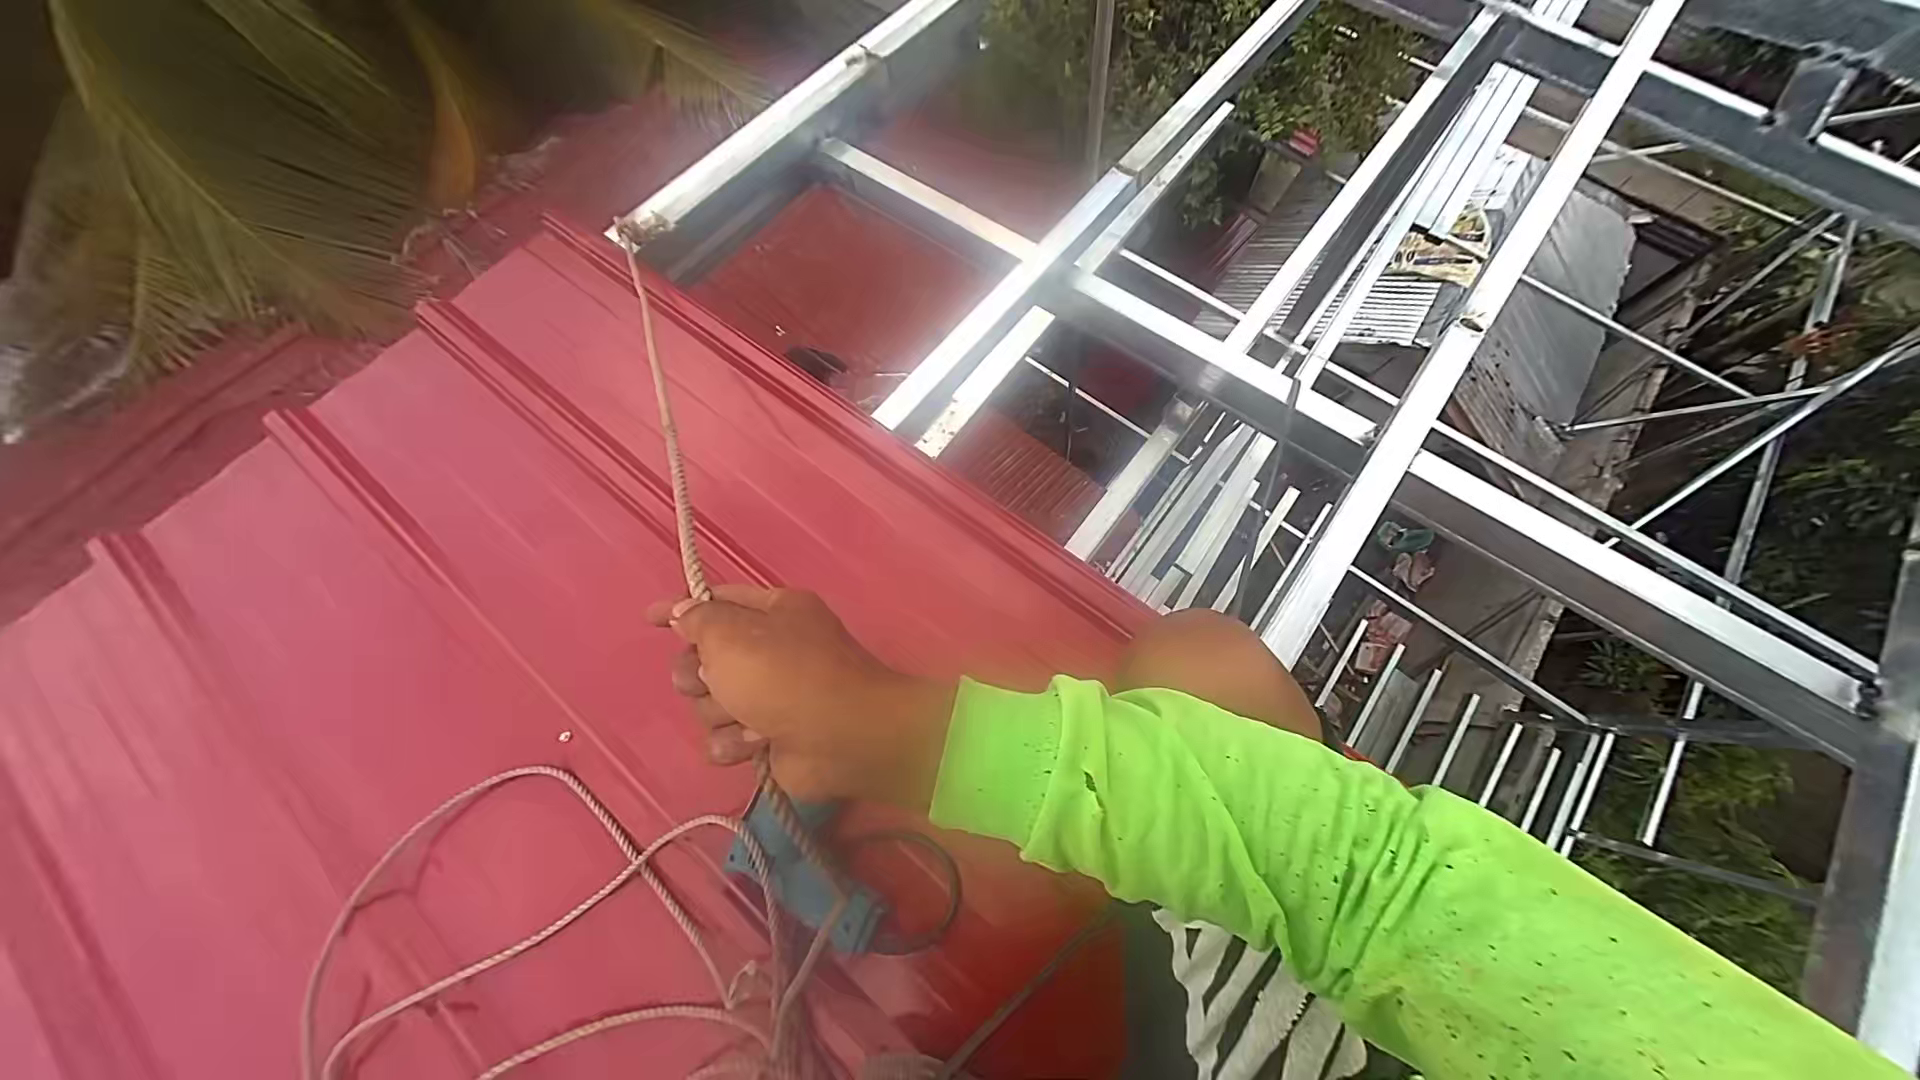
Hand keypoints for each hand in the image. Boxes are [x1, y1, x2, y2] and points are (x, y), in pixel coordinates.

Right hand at [646, 585, 954, 808]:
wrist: (841, 736)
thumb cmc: (788, 674)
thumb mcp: (734, 634)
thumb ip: (699, 619)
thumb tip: (683, 612)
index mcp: (773, 612)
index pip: (716, 601)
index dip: (681, 609)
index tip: (650, 618)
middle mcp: (770, 649)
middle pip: (703, 658)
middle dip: (701, 674)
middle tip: (718, 680)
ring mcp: (769, 694)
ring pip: (709, 703)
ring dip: (722, 712)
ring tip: (752, 715)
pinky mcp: (766, 736)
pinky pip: (724, 738)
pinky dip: (737, 742)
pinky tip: (759, 741)